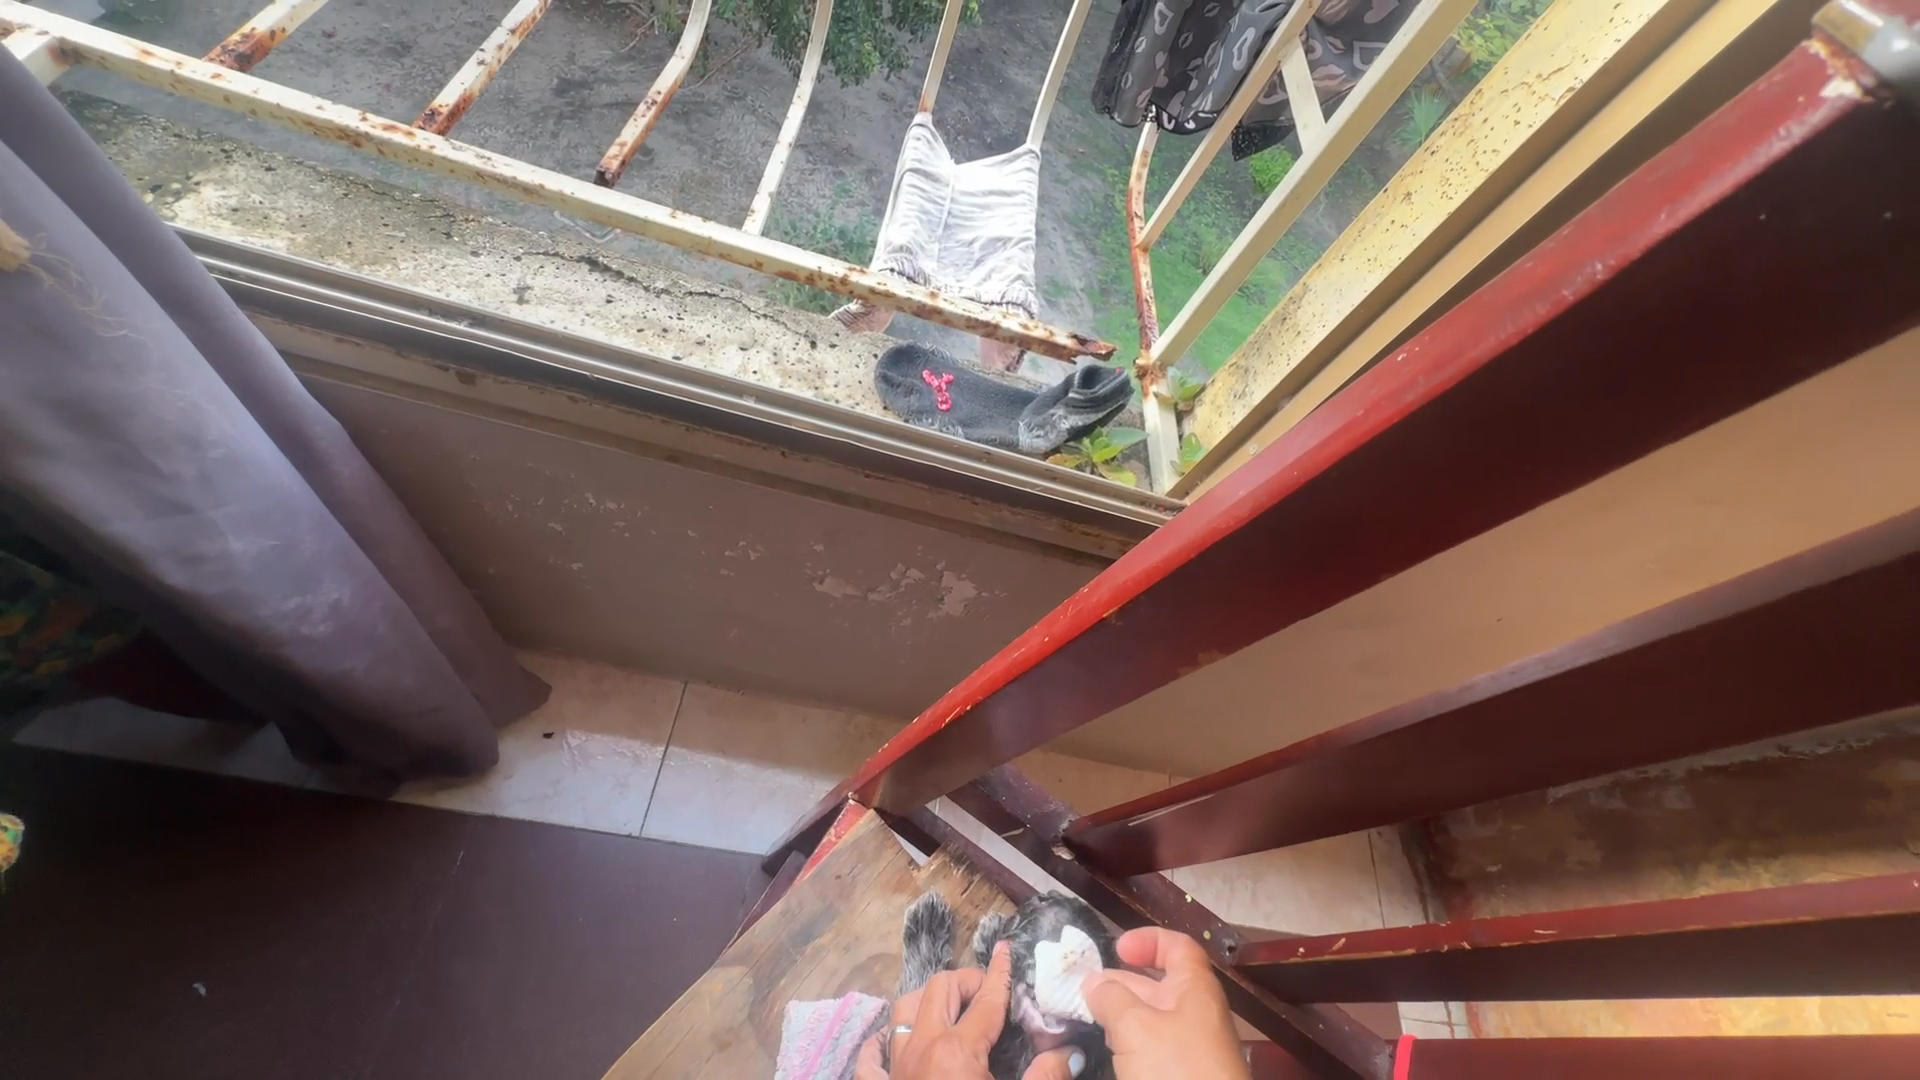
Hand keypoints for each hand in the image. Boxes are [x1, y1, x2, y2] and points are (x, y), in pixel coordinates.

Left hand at [854, 942, 1086, 1079]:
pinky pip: (871, 1056)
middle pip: (941, 988)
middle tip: (988, 995)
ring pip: (905, 1009)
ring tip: (952, 1010)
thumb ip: (1045, 1078)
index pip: (986, 998)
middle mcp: (922, 1048)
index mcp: (959, 1050)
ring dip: (929, 1001)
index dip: (999, 972)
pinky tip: (895, 1043)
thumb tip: (1068, 1051)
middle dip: (966, 981)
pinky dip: (883, 1042)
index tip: (1005, 950)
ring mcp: (895, 1069)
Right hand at [1082, 928, 1249, 1079]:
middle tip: (1085, 989)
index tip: (1115, 949)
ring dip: (1121, 1015)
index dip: (1147, 940)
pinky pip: (1154, 1050)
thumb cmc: (1177, 1071)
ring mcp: (1193, 1052)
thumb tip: (1094, 982)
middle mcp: (1198, 1015)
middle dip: (1122, 982)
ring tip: (1089, 1019)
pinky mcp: (1185, 1079)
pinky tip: (1109, 1053)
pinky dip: (1130, 1045)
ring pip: (1153, 1020)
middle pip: (1160, 984)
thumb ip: (1110, 997)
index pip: (1177, 947)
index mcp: (1196, 990)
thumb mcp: (1135, 1026)